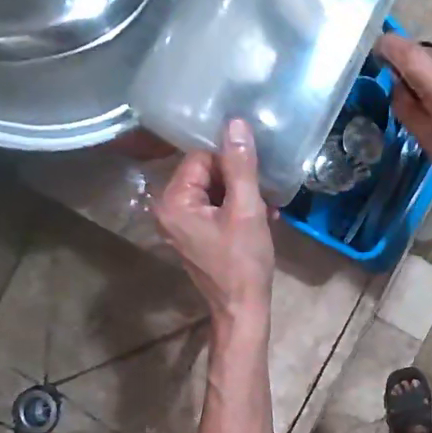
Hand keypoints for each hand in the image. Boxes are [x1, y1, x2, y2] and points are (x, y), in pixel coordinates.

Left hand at [154, 118, 274, 316]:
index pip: (201, 158)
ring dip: (241, 196)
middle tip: (261, 198)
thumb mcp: (247, 209)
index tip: (253, 184)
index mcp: (173, 201)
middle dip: (237, 181)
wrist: (243, 309)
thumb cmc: (244, 261)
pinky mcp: (192, 235)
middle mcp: (167, 209)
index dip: (231, 166)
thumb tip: (235, 123)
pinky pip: (214, 208)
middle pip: (205, 173)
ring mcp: (179, 224)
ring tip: (264, 211)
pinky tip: (260, 219)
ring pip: (213, 190)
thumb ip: (240, 165)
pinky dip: (236, 210)